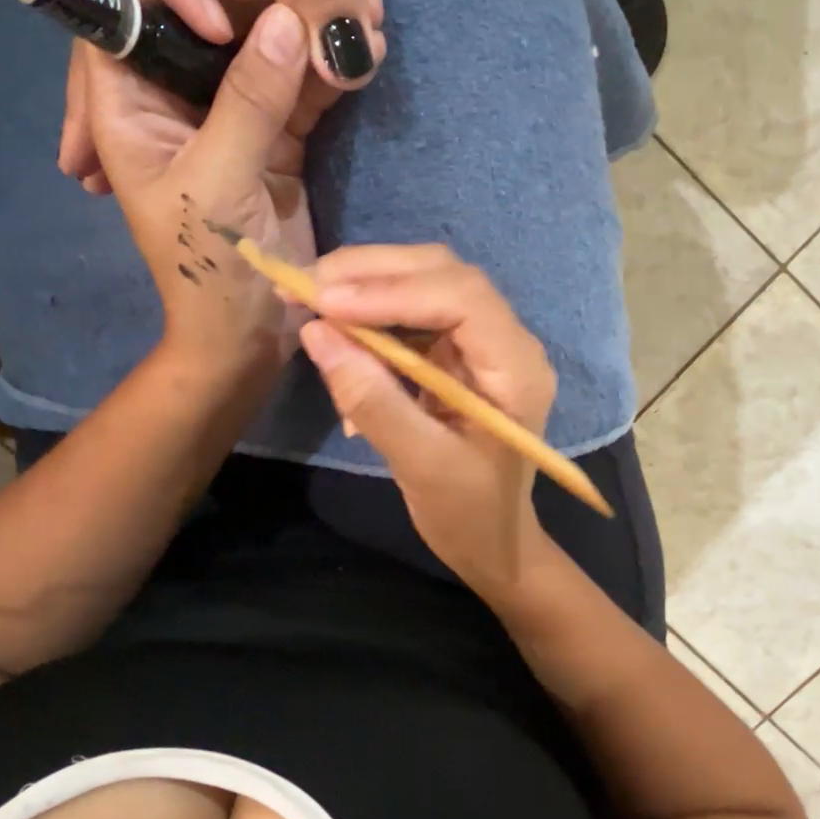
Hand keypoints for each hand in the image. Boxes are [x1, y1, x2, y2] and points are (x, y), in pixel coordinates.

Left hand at [85, 2, 333, 356]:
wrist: (252, 336)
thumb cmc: (209, 269)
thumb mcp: (219, 182)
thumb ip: (249, 102)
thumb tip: (287, 22)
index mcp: (129, 101)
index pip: (128, 9)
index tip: (222, 12)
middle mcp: (176, 96)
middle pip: (206, 18)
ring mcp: (232, 116)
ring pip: (262, 49)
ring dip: (306, 26)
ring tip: (360, 5)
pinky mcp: (278, 139)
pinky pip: (302, 91)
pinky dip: (330, 71)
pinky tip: (366, 45)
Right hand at [300, 246, 558, 592]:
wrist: (494, 544)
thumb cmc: (469, 514)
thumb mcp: (421, 464)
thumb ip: (373, 399)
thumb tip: (317, 333)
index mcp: (517, 368)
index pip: (462, 297)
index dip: (391, 290)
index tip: (324, 302)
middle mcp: (507, 343)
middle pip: (443, 276)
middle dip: (372, 274)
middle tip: (302, 286)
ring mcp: (484, 348)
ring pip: (426, 288)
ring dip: (367, 289)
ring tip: (309, 303)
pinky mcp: (459, 359)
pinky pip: (414, 320)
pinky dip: (373, 322)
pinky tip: (339, 342)